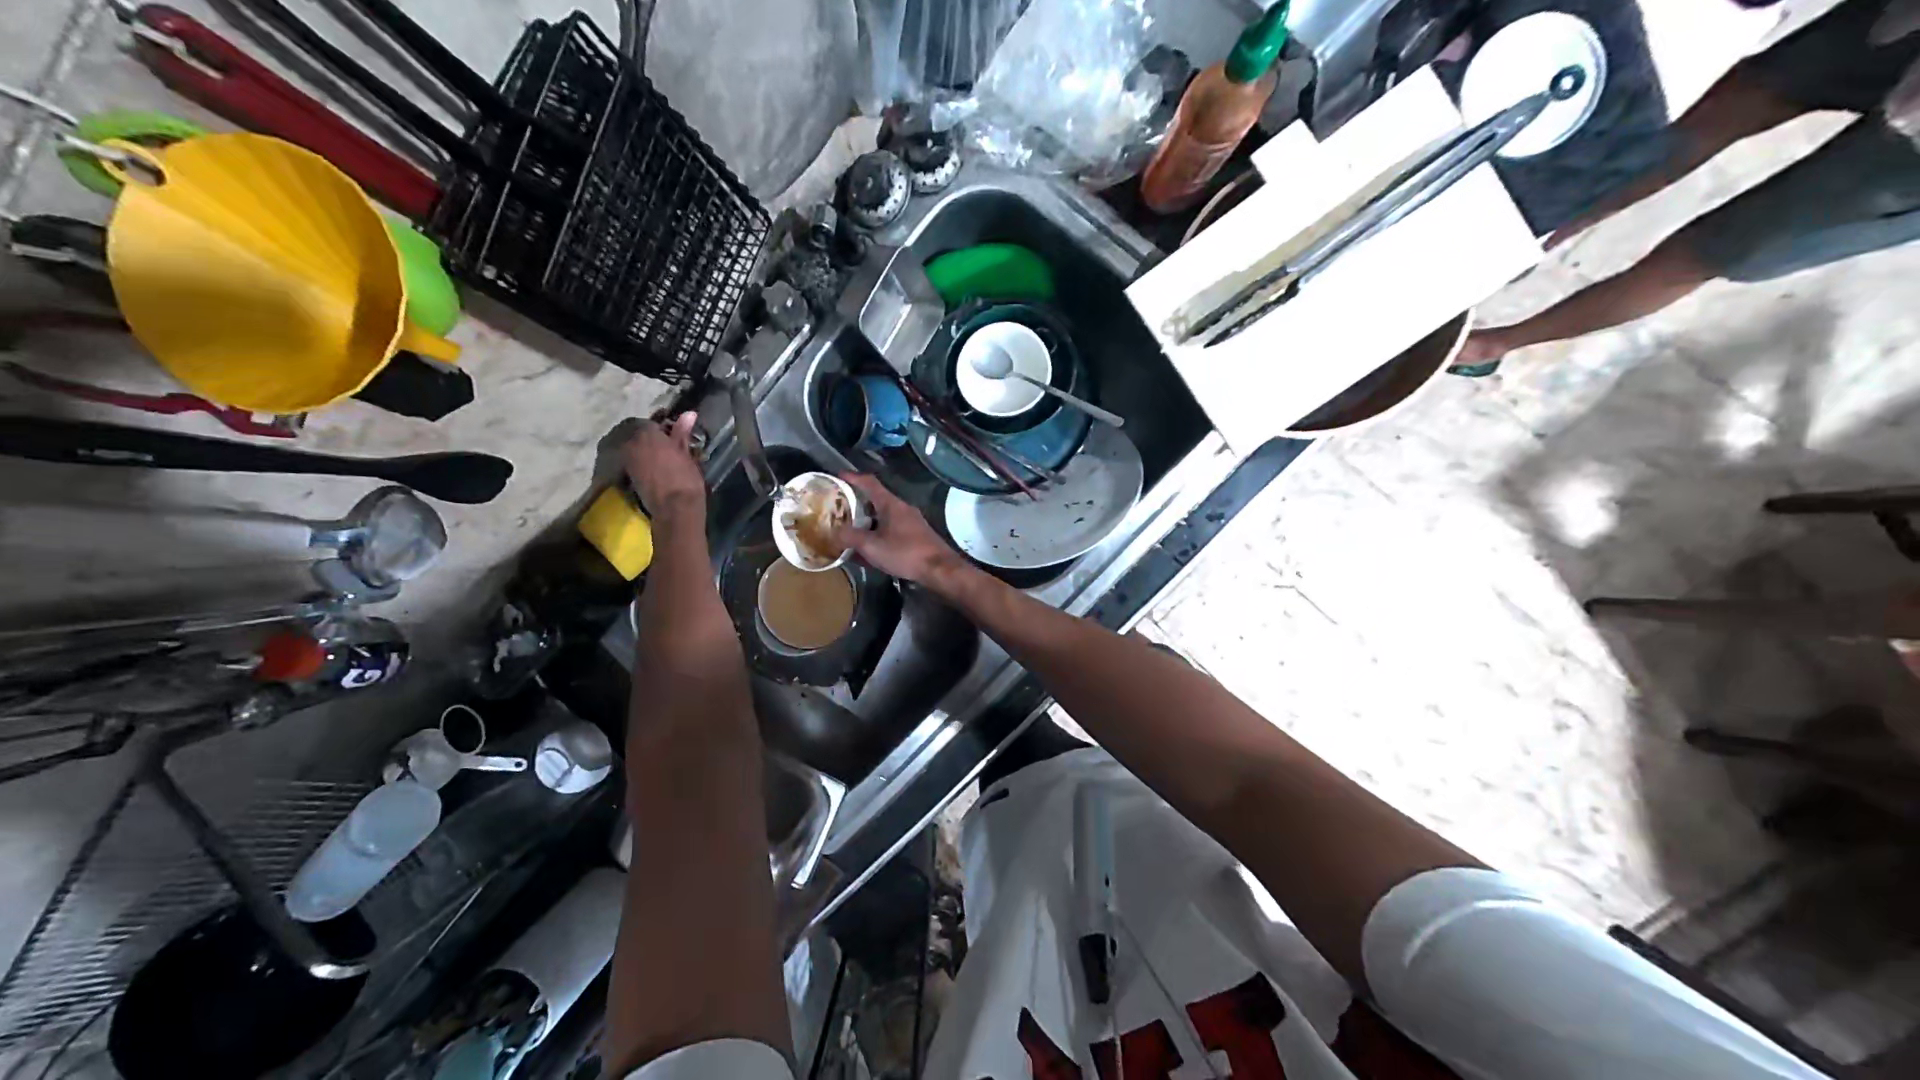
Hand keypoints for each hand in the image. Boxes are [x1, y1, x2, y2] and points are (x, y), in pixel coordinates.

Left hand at [624, 413, 704, 521]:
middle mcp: (630, 443)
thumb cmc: (684, 477)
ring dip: (646, 448)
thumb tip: (688, 414)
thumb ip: (682, 432)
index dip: (663, 427)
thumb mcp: (686, 453)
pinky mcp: (627, 474)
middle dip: (651, 437)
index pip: (651, 422)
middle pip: (639, 434)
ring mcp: (626, 459)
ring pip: (635, 447)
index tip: (674, 433)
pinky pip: (634, 460)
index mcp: (646, 433)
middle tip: (669, 443)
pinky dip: (643, 460)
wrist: (674, 508)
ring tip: (663, 456)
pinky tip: (656, 466)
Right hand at [834, 473, 965, 586]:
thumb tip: (833, 533)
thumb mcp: (872, 546)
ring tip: (851, 530)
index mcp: (891, 504)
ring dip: (867, 521)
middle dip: (858, 503)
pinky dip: (878, 534)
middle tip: (840, 507)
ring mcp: (911, 522)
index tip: (838, 475)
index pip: (869, 483)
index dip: (853, 477)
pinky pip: (892, 529)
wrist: (939, 568)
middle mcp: (902, 508)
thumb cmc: (905, 553)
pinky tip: (870, 549)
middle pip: (876, 500)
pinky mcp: (917, 535)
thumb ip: (850, 537)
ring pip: (884, 516)